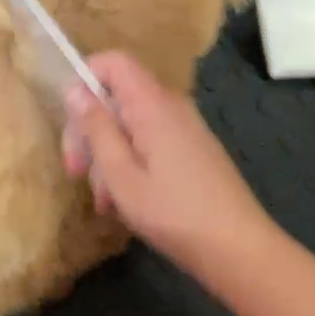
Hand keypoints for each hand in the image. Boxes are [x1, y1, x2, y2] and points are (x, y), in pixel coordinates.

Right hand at [62, 51, 276, 272]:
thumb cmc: (174, 212)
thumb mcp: (120, 173)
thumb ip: (96, 127)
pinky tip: (124, 199)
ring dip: (107, 154)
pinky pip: (149, 141)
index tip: (71, 118)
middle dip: (89, 128)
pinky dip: (129, 162)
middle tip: (75, 170)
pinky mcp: (192, 151)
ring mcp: (184, 130)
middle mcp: (170, 107)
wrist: (242, 254)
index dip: (85, 78)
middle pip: (116, 96)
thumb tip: (75, 90)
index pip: (113, 61)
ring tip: (103, 199)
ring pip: (129, 124)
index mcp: (152, 104)